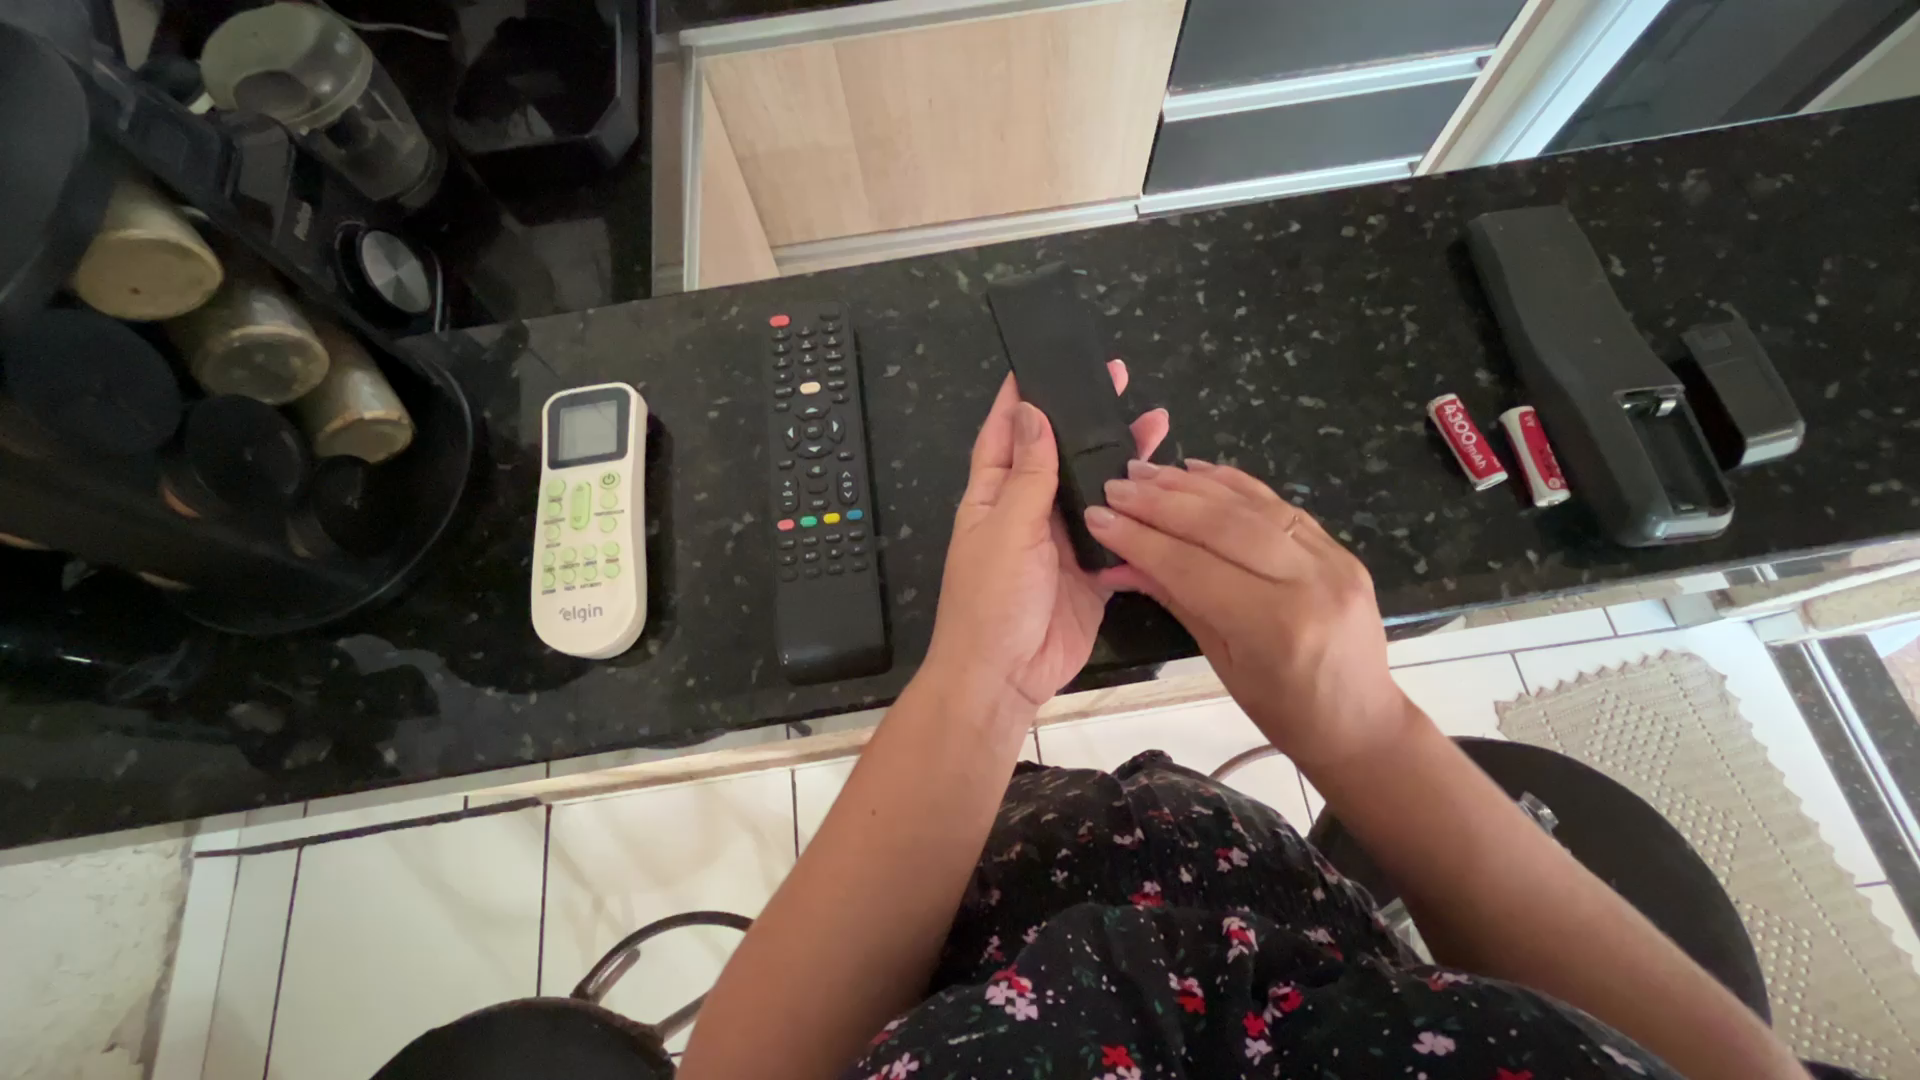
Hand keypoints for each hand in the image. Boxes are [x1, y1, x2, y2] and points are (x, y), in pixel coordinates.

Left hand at [921, 363, 1168, 716]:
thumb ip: (1027, 474)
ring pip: (1094, 490)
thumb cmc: (992, 598)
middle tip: (1118, 380)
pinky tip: (1162, 487)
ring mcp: (1062, 541)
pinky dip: (1137, 514)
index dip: (1021, 399)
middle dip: (1084, 419)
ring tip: (1156, 422)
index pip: (1006, 434)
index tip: (1042, 360)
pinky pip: (1117, 534)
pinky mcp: (1092, 571)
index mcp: (994, 495)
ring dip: (1118, 460)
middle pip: (1058, 455)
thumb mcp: (1007, 528)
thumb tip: (1030, 411)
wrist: (1006, 674)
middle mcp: (1027, 511)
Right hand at [1085, 460, 1418, 769]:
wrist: (1360, 720)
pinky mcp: (1339, 547)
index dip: (1139, 538)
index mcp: (1273, 625)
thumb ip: (1173, 598)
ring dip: (1190, 484)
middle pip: (1220, 526)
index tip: (1098, 516)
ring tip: (1144, 470)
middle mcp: (1307, 581)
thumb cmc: (1281, 709)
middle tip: (1115, 485)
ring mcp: (1330, 559)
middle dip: (1159, 502)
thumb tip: (1117, 562)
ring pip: (1249, 506)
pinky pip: (1278, 504)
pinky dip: (1232, 483)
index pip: (1191, 566)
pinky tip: (1196, 469)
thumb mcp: (1218, 660)